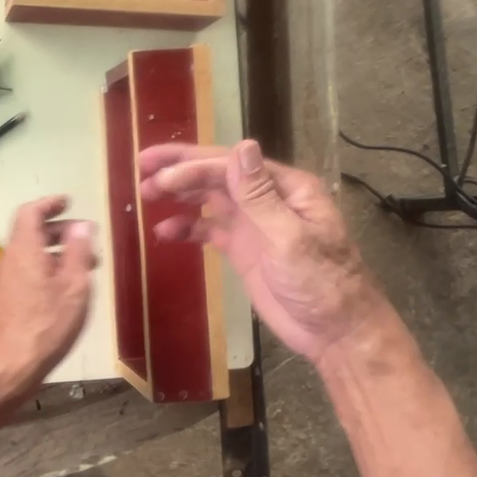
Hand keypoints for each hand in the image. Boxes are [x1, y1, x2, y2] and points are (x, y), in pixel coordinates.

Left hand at [0, 195, 95, 400]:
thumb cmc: (46, 325)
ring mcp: (5, 282)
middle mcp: (10, 261)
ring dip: (56, 254)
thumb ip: (77, 252)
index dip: (49, 203)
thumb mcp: (73, 286)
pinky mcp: (6, 302)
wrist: (9, 367)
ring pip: (31, 256)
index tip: (68, 202)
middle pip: (30, 233)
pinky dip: (47, 271)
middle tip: (85, 238)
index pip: (30, 212)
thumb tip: (81, 225)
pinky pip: (27, 274)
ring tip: (85, 267)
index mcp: (24, 249)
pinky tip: (67, 292)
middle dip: (59, 230)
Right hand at [139, 140, 386, 362]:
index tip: (158, 177)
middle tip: (141, 167)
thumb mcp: (288, 237)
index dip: (192, 168)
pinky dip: (187, 227)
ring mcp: (254, 224)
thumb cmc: (321, 283)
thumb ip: (259, 195)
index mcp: (285, 188)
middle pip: (217, 175)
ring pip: (210, 199)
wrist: (335, 332)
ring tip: (144, 195)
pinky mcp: (244, 249)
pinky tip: (165, 231)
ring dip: (179, 195)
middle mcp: (267, 198)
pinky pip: (210, 229)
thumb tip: (243, 144)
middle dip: (179, 170)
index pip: (231, 166)